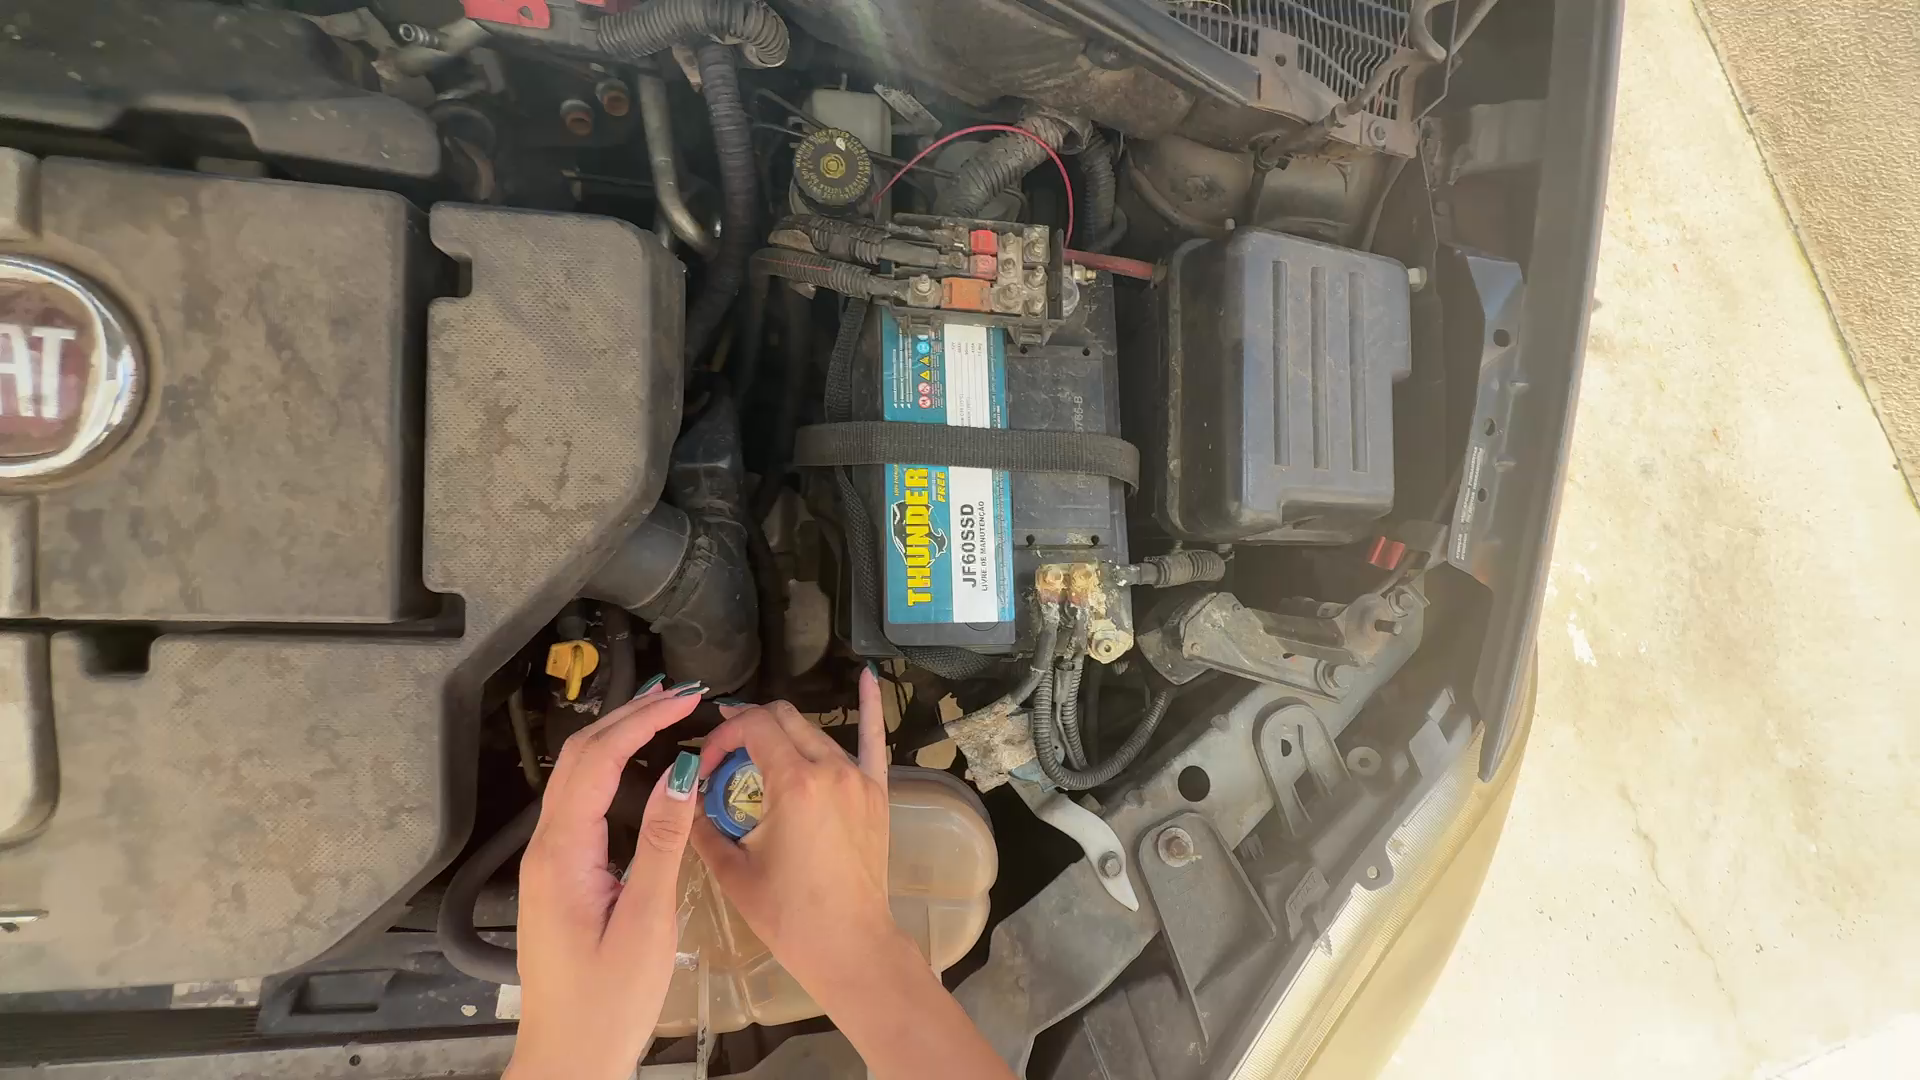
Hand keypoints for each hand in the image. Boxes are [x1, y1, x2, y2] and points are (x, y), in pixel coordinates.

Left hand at [505, 679, 707, 1079]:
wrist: (569, 1060)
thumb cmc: (610, 999)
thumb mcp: (647, 920)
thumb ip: (664, 840)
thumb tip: (683, 768)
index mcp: (563, 852)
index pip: (599, 759)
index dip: (643, 720)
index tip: (687, 699)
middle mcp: (547, 845)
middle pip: (580, 755)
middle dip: (629, 714)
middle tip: (682, 692)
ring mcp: (550, 857)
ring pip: (577, 772)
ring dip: (619, 732)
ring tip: (665, 709)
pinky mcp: (562, 868)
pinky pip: (584, 796)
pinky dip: (614, 762)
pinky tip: (642, 759)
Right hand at [690, 666, 898, 986]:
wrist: (849, 943)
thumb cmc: (788, 915)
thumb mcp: (733, 870)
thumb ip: (701, 825)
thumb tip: (683, 794)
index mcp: (794, 783)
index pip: (752, 728)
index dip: (722, 736)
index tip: (707, 763)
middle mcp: (830, 768)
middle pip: (783, 718)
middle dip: (748, 727)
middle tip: (726, 756)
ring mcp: (858, 776)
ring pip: (814, 731)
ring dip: (783, 734)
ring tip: (759, 755)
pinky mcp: (877, 789)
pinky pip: (873, 739)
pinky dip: (869, 706)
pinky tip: (867, 676)